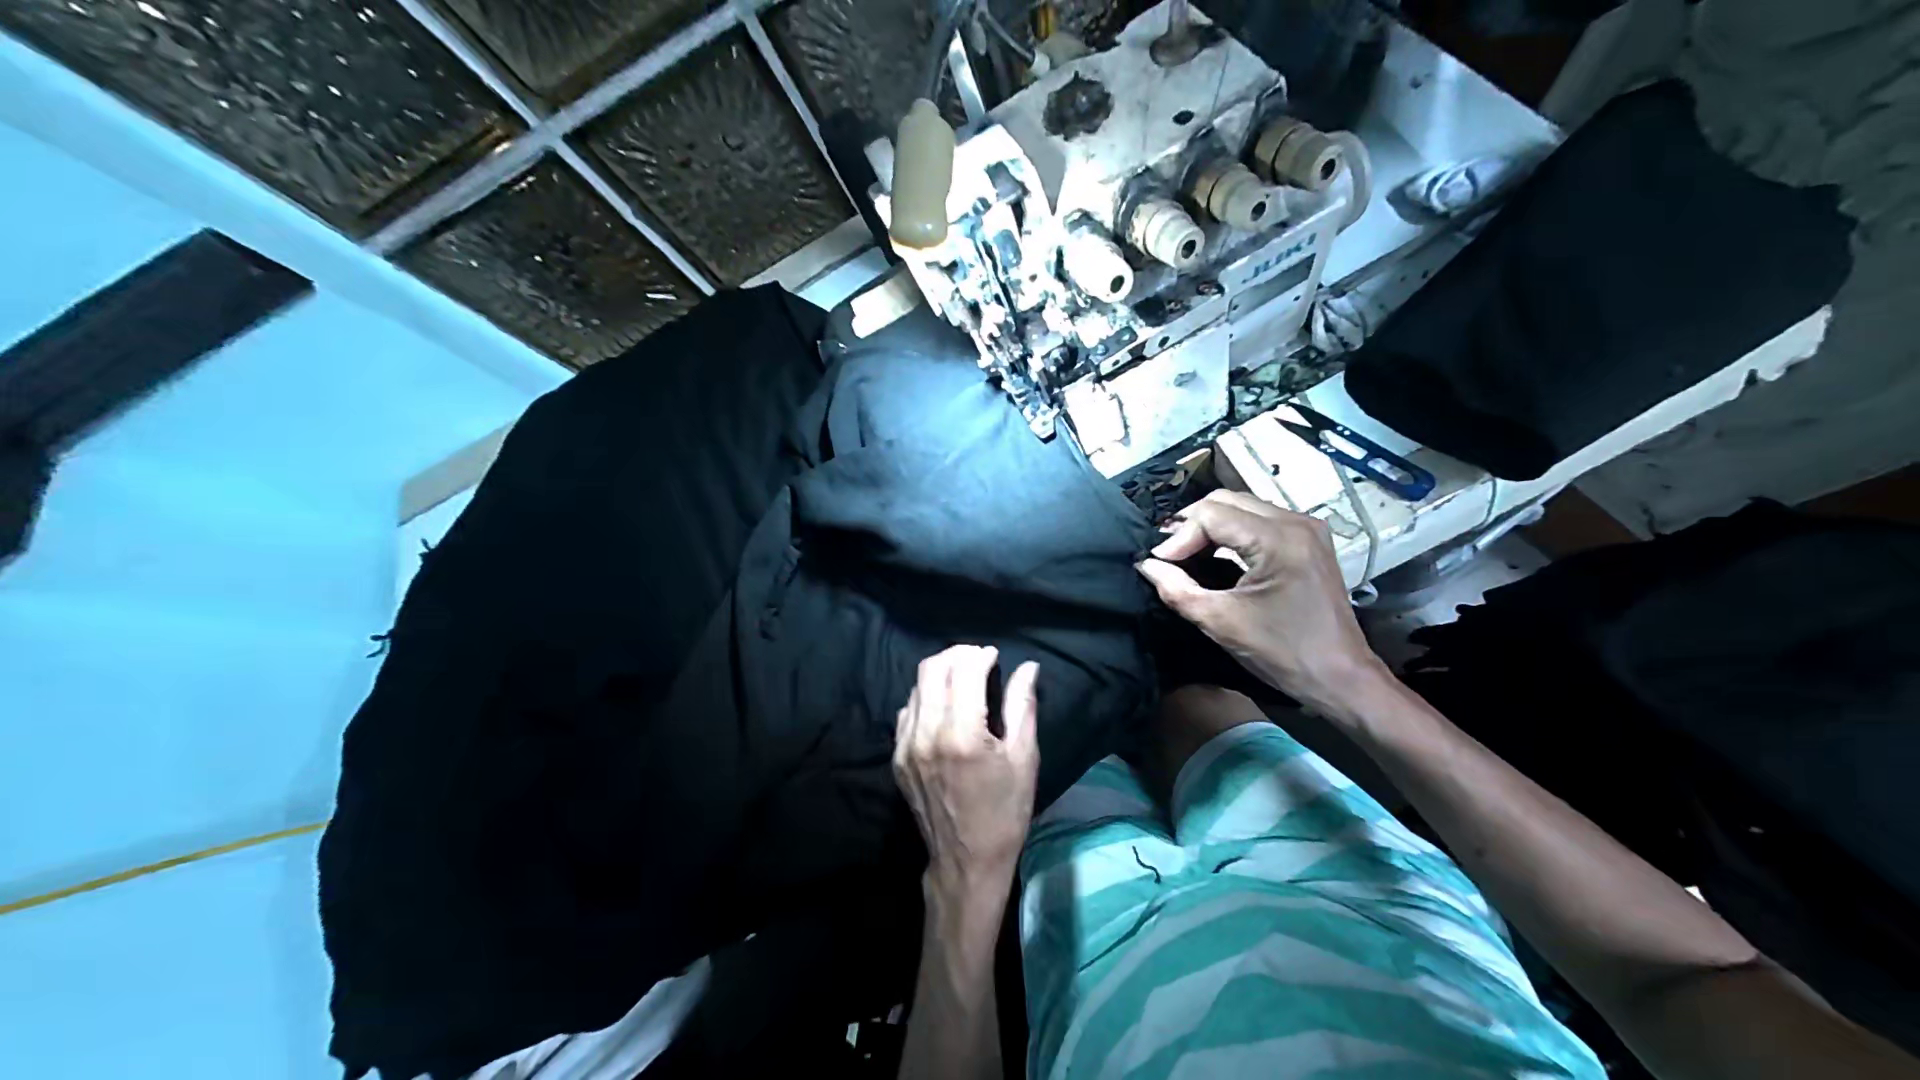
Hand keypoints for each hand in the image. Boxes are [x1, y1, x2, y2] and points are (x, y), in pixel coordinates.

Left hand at [893, 645, 1040, 895]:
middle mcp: (927, 734)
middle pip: (932, 669)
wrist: (966, 862)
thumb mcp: (1023, 758)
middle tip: (978, 661)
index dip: (980, 655)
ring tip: (962, 681)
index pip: (963, 670)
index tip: (994, 656)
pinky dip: (925, 699)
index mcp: (962, 734)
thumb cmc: (1005, 811)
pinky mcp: (897, 758)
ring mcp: (906, 747)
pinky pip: (907, 712)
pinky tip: (944, 708)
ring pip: (916, 687)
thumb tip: (1028, 667)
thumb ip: (1021, 706)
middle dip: (957, 656)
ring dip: (940, 674)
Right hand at [1136, 490, 1388, 717]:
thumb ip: (1177, 589)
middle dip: (1190, 525)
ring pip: (1241, 507)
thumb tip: (1146, 565)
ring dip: (1208, 526)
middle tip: (1167, 555)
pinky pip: (1257, 520)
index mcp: (1279, 539)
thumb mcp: (1220, 622)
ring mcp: (1306, 528)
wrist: (1340, 676)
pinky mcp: (1307, 540)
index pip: (1211, 515)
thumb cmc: (1283, 652)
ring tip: (1184, 554)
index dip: (1178, 536)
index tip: (1157, 563)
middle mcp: (1296, 522)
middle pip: (1225, 501)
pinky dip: (1229, 532)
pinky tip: (1212, 554)